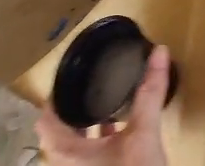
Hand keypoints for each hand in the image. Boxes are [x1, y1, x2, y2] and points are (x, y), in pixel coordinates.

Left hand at [36, 45, 170, 165]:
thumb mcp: (144, 132)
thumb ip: (150, 92)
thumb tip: (159, 50)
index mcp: (66, 154)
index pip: (46, 122)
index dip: (55, 97)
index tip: (72, 73)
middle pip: (59, 133)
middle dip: (74, 107)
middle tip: (94, 80)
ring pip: (74, 146)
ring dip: (86, 123)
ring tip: (106, 98)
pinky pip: (88, 156)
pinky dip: (97, 138)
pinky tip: (118, 128)